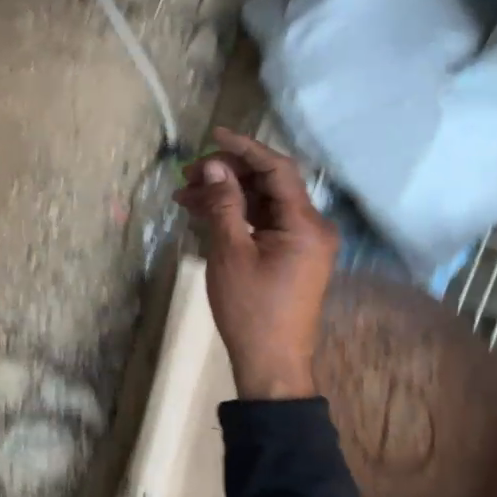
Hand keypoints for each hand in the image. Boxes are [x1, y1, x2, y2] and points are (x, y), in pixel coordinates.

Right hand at [174, 127, 338, 400]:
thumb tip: (214, 165)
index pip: (278, 169)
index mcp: (306, 225)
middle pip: (269, 182)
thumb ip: (224, 203)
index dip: (245, 147)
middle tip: (187, 174)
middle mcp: (312, 228)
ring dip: (225, 191)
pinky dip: (233, 211)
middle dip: (227, 171)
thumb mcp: (230, 250)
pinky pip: (262, 219)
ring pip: (261, 199)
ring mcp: (302, 242)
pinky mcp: (290, 254)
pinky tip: (200, 210)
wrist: (272, 362)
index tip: (212, 134)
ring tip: (184, 193)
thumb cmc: (251, 307)